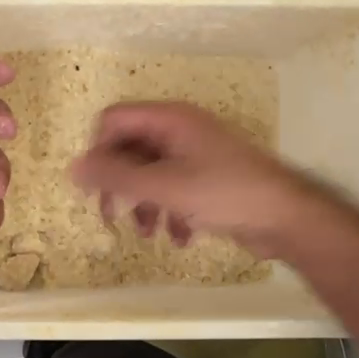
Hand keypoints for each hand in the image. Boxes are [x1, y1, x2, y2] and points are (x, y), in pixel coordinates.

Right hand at [70, 101, 316, 255]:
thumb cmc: (224, 194)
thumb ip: (115, 176)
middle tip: (110, 215)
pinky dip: (168, 213)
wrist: (285, 218)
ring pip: (149, 175)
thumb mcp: (163, 186)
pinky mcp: (207, 180)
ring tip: (147, 233)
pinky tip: (178, 237)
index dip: (99, 151)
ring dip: (142, 205)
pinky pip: (172, 190)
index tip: (97, 185)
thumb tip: (72, 168)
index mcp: (169, 120)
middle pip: (129, 150)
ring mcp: (195, 155)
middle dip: (119, 185)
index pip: (113, 121)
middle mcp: (180, 131)